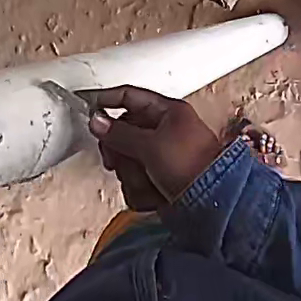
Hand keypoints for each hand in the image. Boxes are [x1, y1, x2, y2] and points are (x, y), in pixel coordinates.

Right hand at [82, 86, 226, 210]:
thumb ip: (119, 133)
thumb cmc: (192, 166)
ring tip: (148, 182)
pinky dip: (142, 190)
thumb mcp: (150, 146)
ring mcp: (163, 156)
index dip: (107, 100)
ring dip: (133, 176)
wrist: (213, 203)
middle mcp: (165, 131)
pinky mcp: (161, 179)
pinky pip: (137, 181)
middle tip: (118, 161)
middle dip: (121, 153)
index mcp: (168, 112)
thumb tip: (96, 121)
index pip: (129, 97)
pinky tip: (155, 195)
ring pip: (128, 161)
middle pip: (124, 134)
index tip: (87, 107)